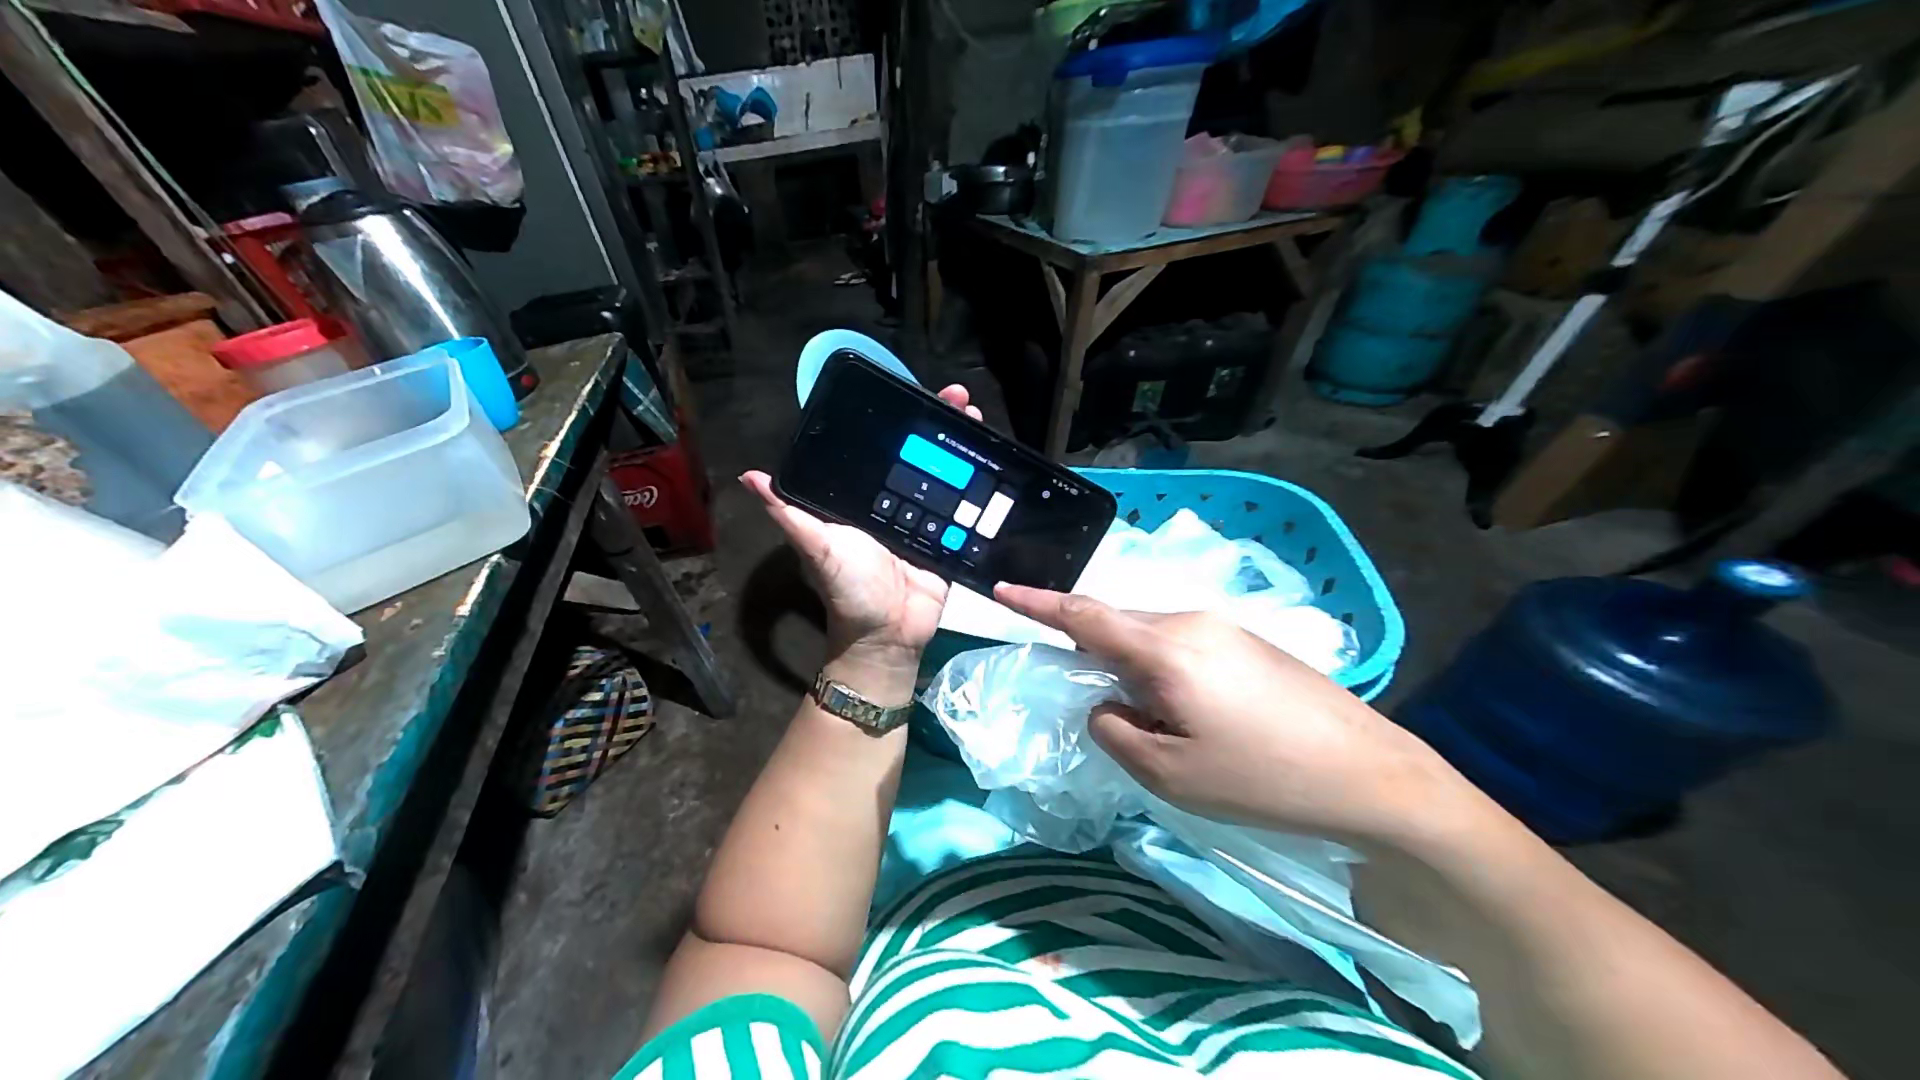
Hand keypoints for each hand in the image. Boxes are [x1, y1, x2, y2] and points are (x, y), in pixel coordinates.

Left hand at [741, 385, 985, 700]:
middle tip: (960, 398)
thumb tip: (750, 476)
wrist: (887, 636)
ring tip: (980, 419)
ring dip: (963, 446)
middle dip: (939, 422)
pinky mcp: (950, 539)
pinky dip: (981, 488)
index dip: (898, 419)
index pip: (882, 447)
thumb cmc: (848, 589)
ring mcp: (926, 519)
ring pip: (948, 475)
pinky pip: (966, 509)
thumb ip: (791, 515)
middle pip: (921, 453)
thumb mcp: (817, 547)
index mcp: (863, 497)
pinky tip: (997, 464)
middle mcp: (895, 500)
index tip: (915, 391)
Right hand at [993, 585, 1478, 851]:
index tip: (1003, 590)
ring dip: (1132, 666)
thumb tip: (1107, 704)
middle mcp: (1191, 621)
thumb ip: (1114, 730)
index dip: (1038, 603)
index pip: (1085, 616)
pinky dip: (1163, 669)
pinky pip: (1183, 644)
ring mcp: (1226, 627)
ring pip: (1153, 636)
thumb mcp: (1169, 772)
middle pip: (1119, 625)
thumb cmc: (1261, 778)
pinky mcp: (1250, 642)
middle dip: (1092, 651)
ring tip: (1150, 717)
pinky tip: (1188, 711)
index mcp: (1165, 648)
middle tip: (1090, 696)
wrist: (1372, 775)